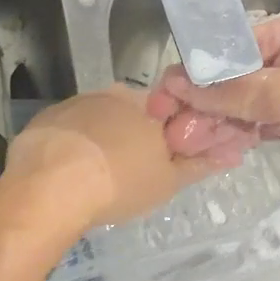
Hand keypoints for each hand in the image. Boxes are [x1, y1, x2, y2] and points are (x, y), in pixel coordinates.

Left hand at [4, 86, 231, 229]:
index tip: (165, 160)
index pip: (170, 112)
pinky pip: (67, 129)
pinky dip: (71, 145)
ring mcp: (76, 103)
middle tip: (130, 172)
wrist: (50, 187)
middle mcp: (113, 94)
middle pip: (131, 113)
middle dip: (134, 136)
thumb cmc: (119, 184)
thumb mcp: (167, 182)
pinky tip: (68, 172)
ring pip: (97, 119)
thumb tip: (233, 154)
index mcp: (148, 105)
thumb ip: (199, 165)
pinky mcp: (46, 117)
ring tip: (96, 175)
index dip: (170, 136)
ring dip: (100, 140)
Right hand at [146, 13, 279, 183]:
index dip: (191, 75)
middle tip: (173, 134)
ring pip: (240, 105)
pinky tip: (214, 149)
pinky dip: (237, 135)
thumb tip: (176, 85)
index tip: (162, 100)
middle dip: (200, 106)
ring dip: (215, 124)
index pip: (225, 50)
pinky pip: (256, 123)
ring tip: (187, 145)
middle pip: (230, 80)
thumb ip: (227, 92)